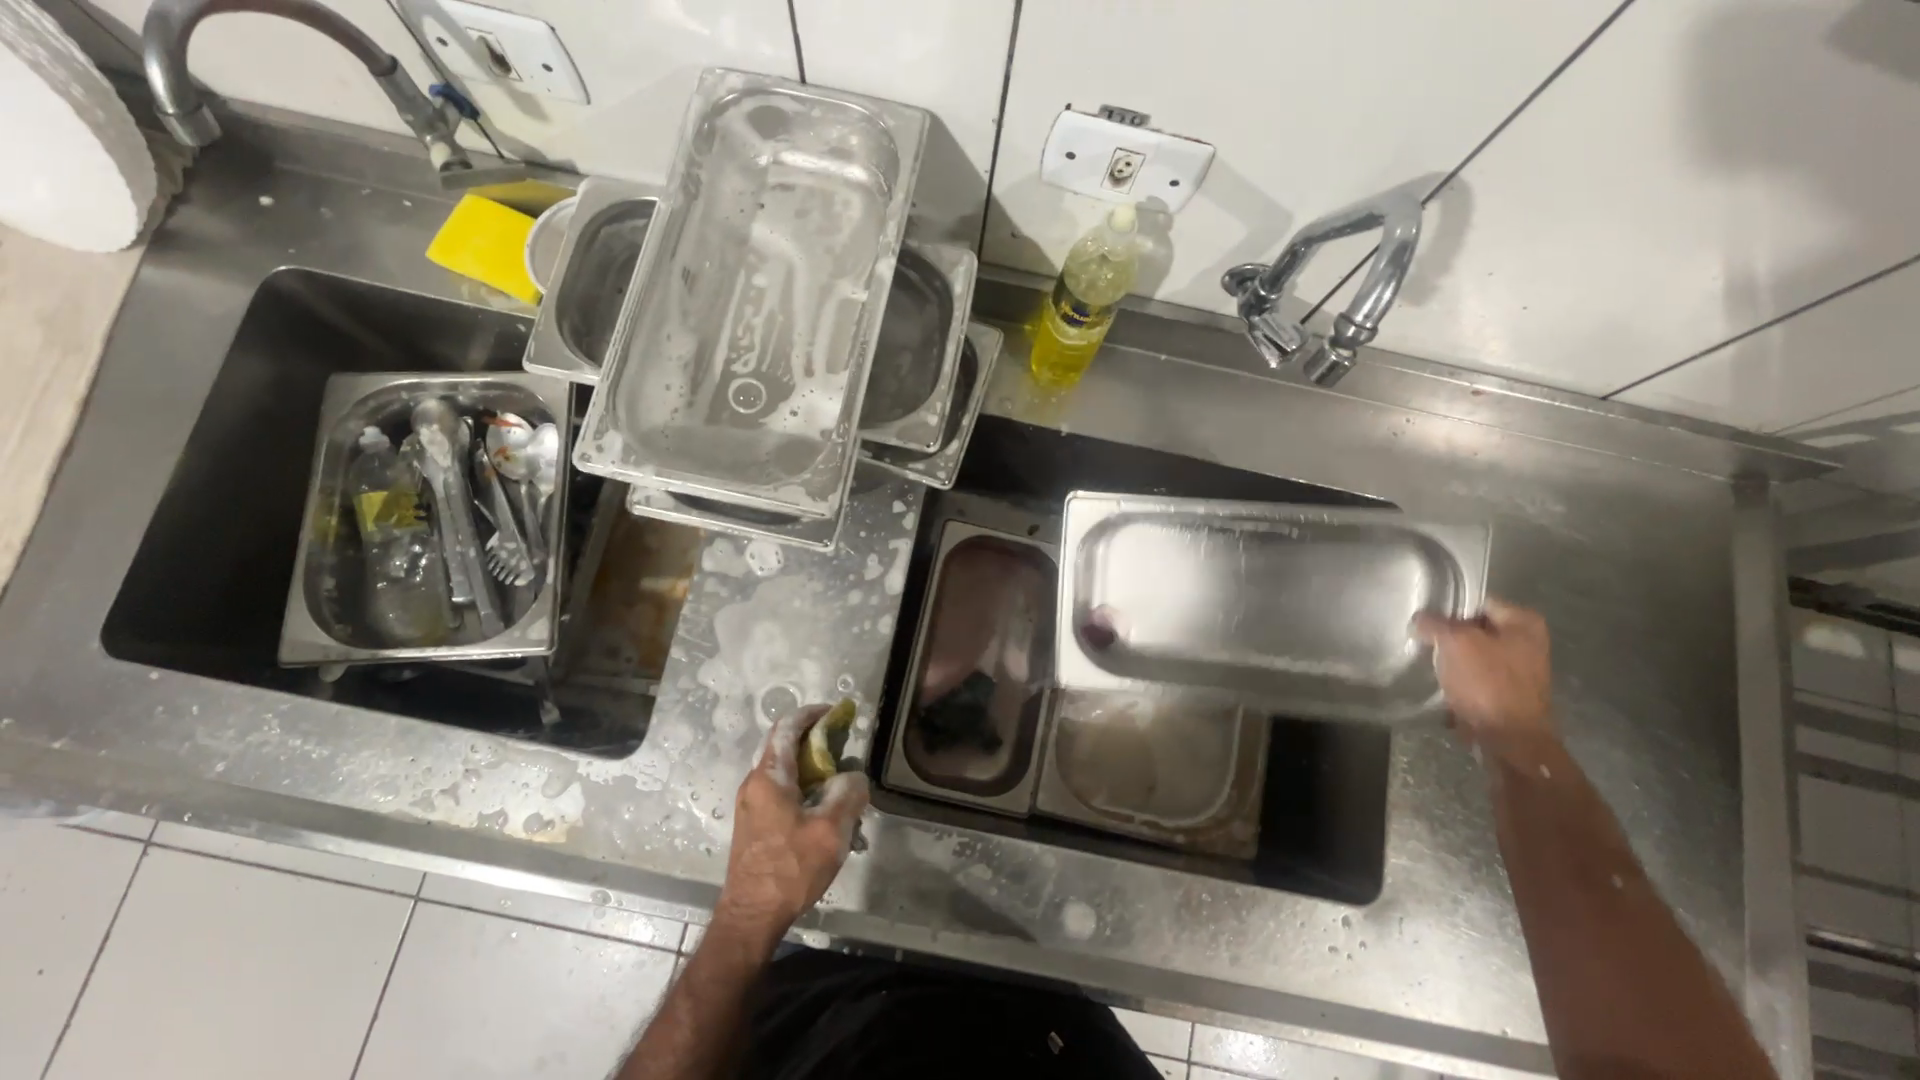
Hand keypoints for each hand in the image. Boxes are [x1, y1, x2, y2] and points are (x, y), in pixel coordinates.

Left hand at [714, 704, 869, 951]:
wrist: (752, 915)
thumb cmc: (790, 868)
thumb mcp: (831, 829)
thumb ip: (847, 793)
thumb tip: (852, 778)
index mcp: (769, 777)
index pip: (787, 728)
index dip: (811, 714)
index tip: (836, 712)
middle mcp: (755, 784)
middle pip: (784, 748)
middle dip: (815, 741)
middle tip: (844, 747)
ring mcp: (752, 806)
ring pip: (786, 774)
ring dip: (813, 772)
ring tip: (843, 787)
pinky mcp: (755, 825)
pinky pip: (782, 795)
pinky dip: (805, 792)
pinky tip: (827, 817)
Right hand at [1413, 597, 1554, 761]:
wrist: (1509, 740)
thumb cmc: (1487, 683)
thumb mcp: (1455, 642)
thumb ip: (1433, 623)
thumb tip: (1420, 620)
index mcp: (1524, 622)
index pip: (1477, 602)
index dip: (1449, 610)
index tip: (1425, 622)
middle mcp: (1528, 642)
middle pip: (1475, 630)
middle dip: (1449, 638)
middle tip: (1424, 644)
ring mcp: (1520, 671)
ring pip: (1473, 656)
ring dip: (1452, 662)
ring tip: (1432, 668)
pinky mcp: (1508, 695)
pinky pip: (1475, 680)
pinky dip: (1460, 684)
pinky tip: (1444, 689)